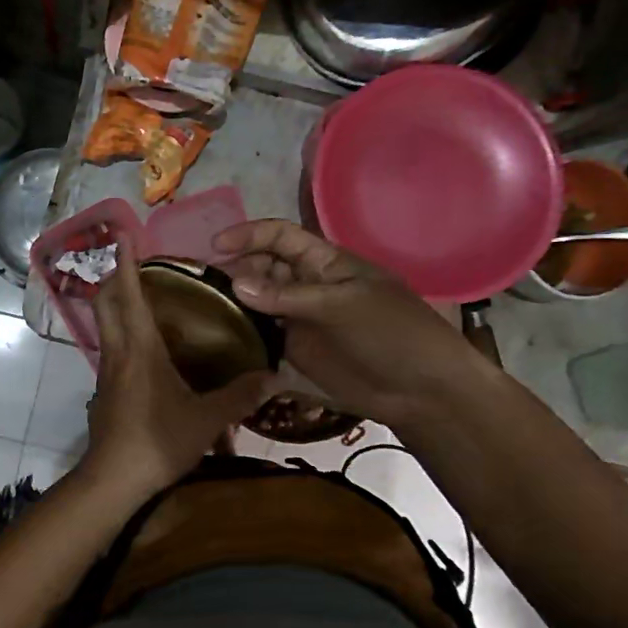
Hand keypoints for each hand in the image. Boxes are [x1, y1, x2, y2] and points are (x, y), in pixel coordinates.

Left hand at [81, 242, 268, 497]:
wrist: (113, 479)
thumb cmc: (157, 441)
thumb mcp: (206, 420)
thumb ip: (240, 396)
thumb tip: (274, 375)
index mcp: (139, 348)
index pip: (128, 295)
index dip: (125, 263)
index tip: (123, 237)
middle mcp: (117, 351)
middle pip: (106, 303)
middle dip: (116, 278)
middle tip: (136, 263)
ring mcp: (107, 370)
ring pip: (106, 325)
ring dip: (117, 304)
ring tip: (145, 297)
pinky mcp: (106, 388)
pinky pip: (112, 347)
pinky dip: (123, 331)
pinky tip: (147, 346)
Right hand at [215, 219, 491, 426]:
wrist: (421, 391)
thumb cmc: (392, 334)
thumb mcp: (342, 306)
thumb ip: (287, 296)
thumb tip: (234, 284)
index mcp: (326, 262)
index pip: (281, 237)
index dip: (249, 235)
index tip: (217, 246)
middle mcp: (308, 283)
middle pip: (263, 265)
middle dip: (235, 267)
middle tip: (206, 284)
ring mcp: (299, 315)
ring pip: (257, 297)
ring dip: (235, 297)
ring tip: (206, 306)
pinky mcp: (294, 346)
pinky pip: (261, 329)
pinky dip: (242, 327)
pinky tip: (221, 330)